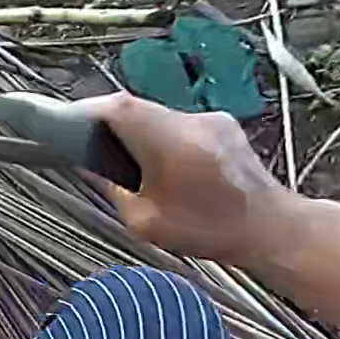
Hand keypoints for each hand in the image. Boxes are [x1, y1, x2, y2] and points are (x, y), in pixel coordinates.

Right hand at [86, 93, 323, 268]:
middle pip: (136, 107)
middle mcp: (193, 124)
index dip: (89, 109)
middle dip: (107, 122)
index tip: (68, 121)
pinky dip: (158, 135)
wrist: (271, 228)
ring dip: (135, 130)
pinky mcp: (221, 124)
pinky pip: (176, 122)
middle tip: (89, 143)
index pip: (121, 107)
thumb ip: (113, 191)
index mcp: (172, 146)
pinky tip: (159, 163)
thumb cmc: (208, 231)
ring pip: (156, 114)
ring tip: (126, 159)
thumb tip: (90, 168)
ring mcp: (211, 120)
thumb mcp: (144, 222)